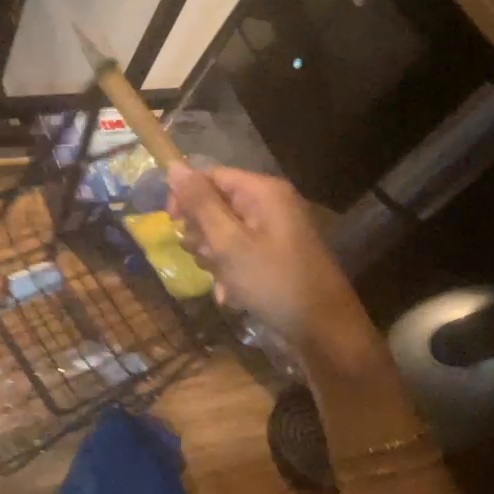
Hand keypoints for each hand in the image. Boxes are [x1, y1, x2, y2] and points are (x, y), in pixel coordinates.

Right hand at [164, 163, 372, 360]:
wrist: (321, 328)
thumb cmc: (273, 282)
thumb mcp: (229, 243)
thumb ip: (200, 204)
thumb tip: (174, 166)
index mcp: (263, 192)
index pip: (211, 176)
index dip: (185, 196)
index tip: (172, 225)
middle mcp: (270, 204)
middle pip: (215, 204)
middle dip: (201, 233)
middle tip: (206, 257)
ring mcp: (273, 230)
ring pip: (222, 232)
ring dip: (212, 257)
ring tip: (221, 278)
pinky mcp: (273, 254)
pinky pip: (237, 252)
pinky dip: (228, 270)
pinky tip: (230, 292)